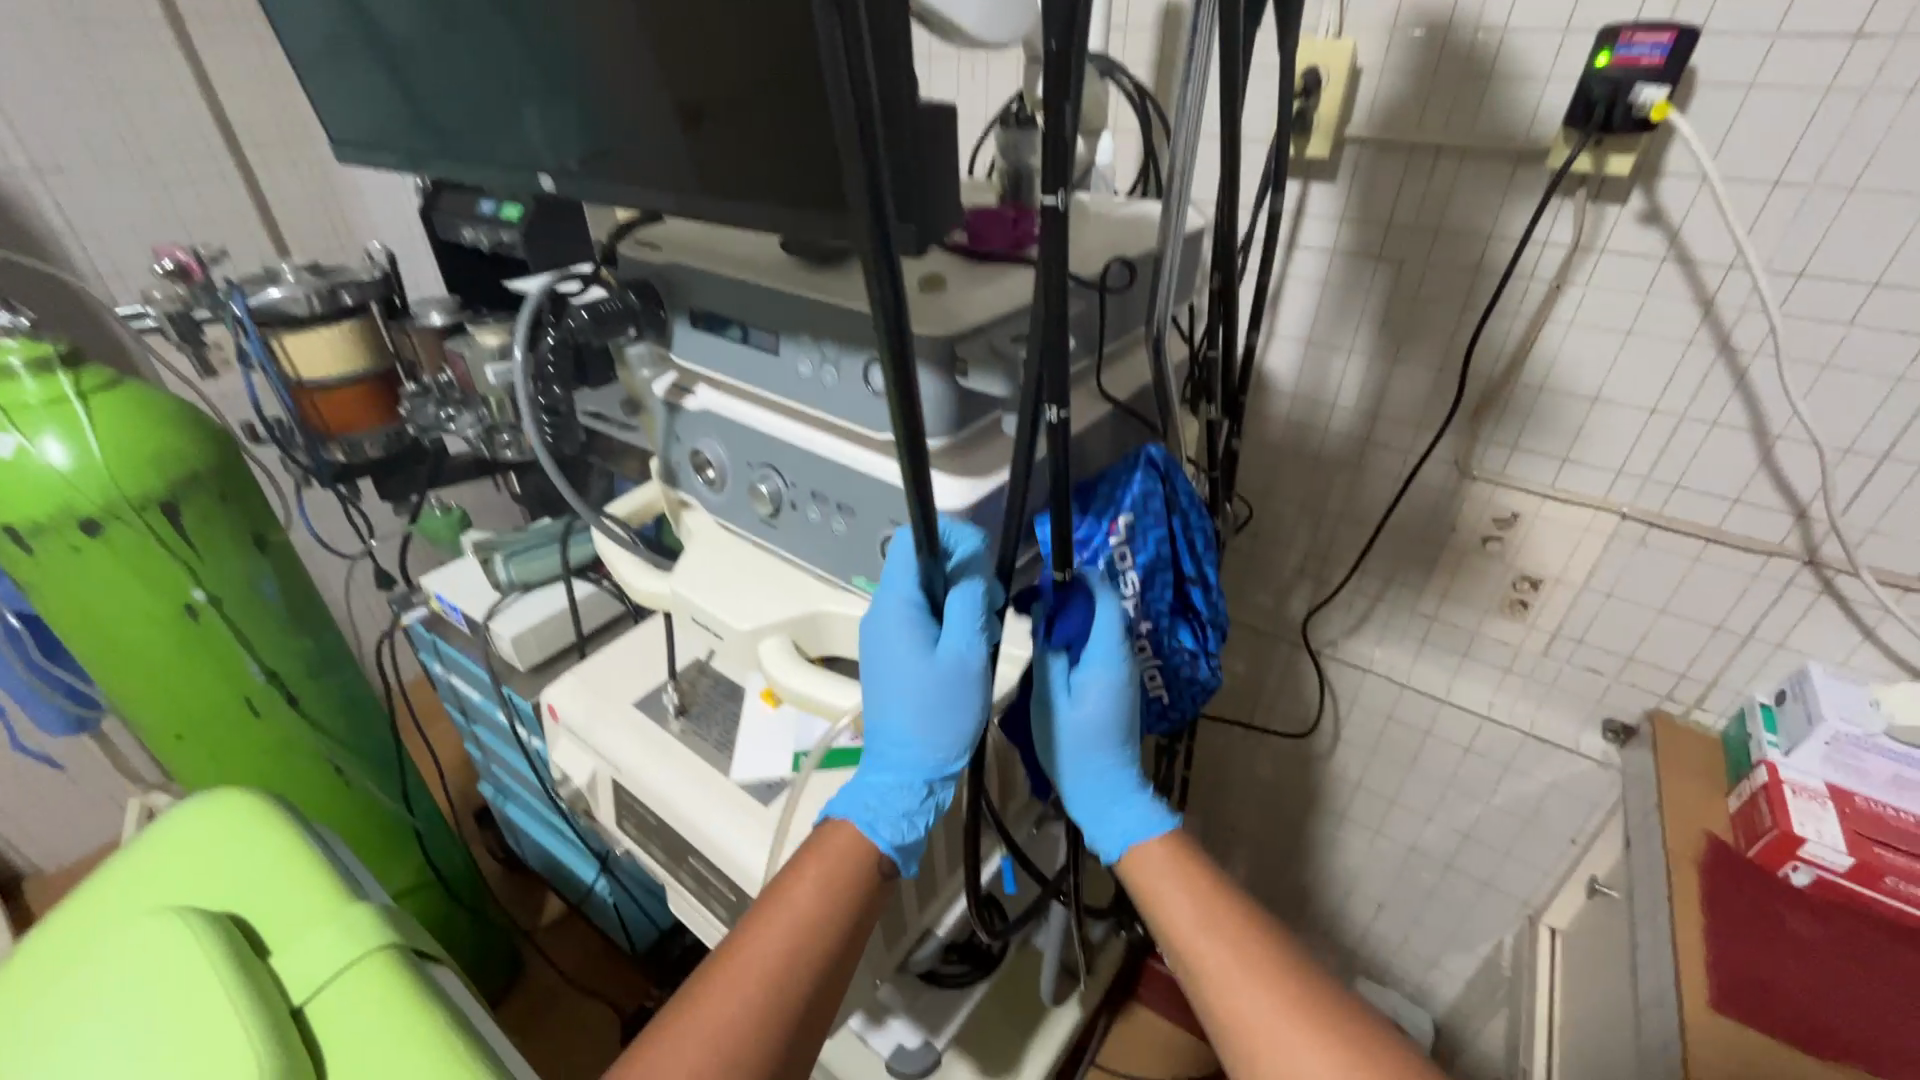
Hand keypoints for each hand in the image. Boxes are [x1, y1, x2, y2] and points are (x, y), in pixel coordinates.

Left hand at [820, 519, 1003, 876]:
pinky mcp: (891, 653)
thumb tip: (972, 568)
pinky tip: (969, 649)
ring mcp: (884, 633)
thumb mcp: (967, 653)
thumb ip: (970, 599)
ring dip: (960, 600)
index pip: (913, 538)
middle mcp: (882, 611)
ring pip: (926, 592)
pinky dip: (949, 621)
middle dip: (964, 573)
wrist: (906, 772)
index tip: (984, 557)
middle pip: (923, 564)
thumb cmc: (939, 714)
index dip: (951, 535)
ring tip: (985, 633)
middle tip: (993, 605)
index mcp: (895, 604)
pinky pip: (921, 617)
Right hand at [1032, 571, 1180, 864]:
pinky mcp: (1119, 686)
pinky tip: (1054, 650)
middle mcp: (1124, 658)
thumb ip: (1049, 651)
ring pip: (1102, 630)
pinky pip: (1101, 649)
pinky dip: (1080, 640)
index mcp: (1109, 656)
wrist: (1107, 793)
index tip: (1050, 575)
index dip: (1081, 578)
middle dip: (1073, 598)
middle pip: (1104, 611)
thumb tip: (1048, 612)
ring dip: (1075, 620)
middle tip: (1035, 601)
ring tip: (1039, 622)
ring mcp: (1125, 673)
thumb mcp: (1049, 699)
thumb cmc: (1073, 748)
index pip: (1105, 598)